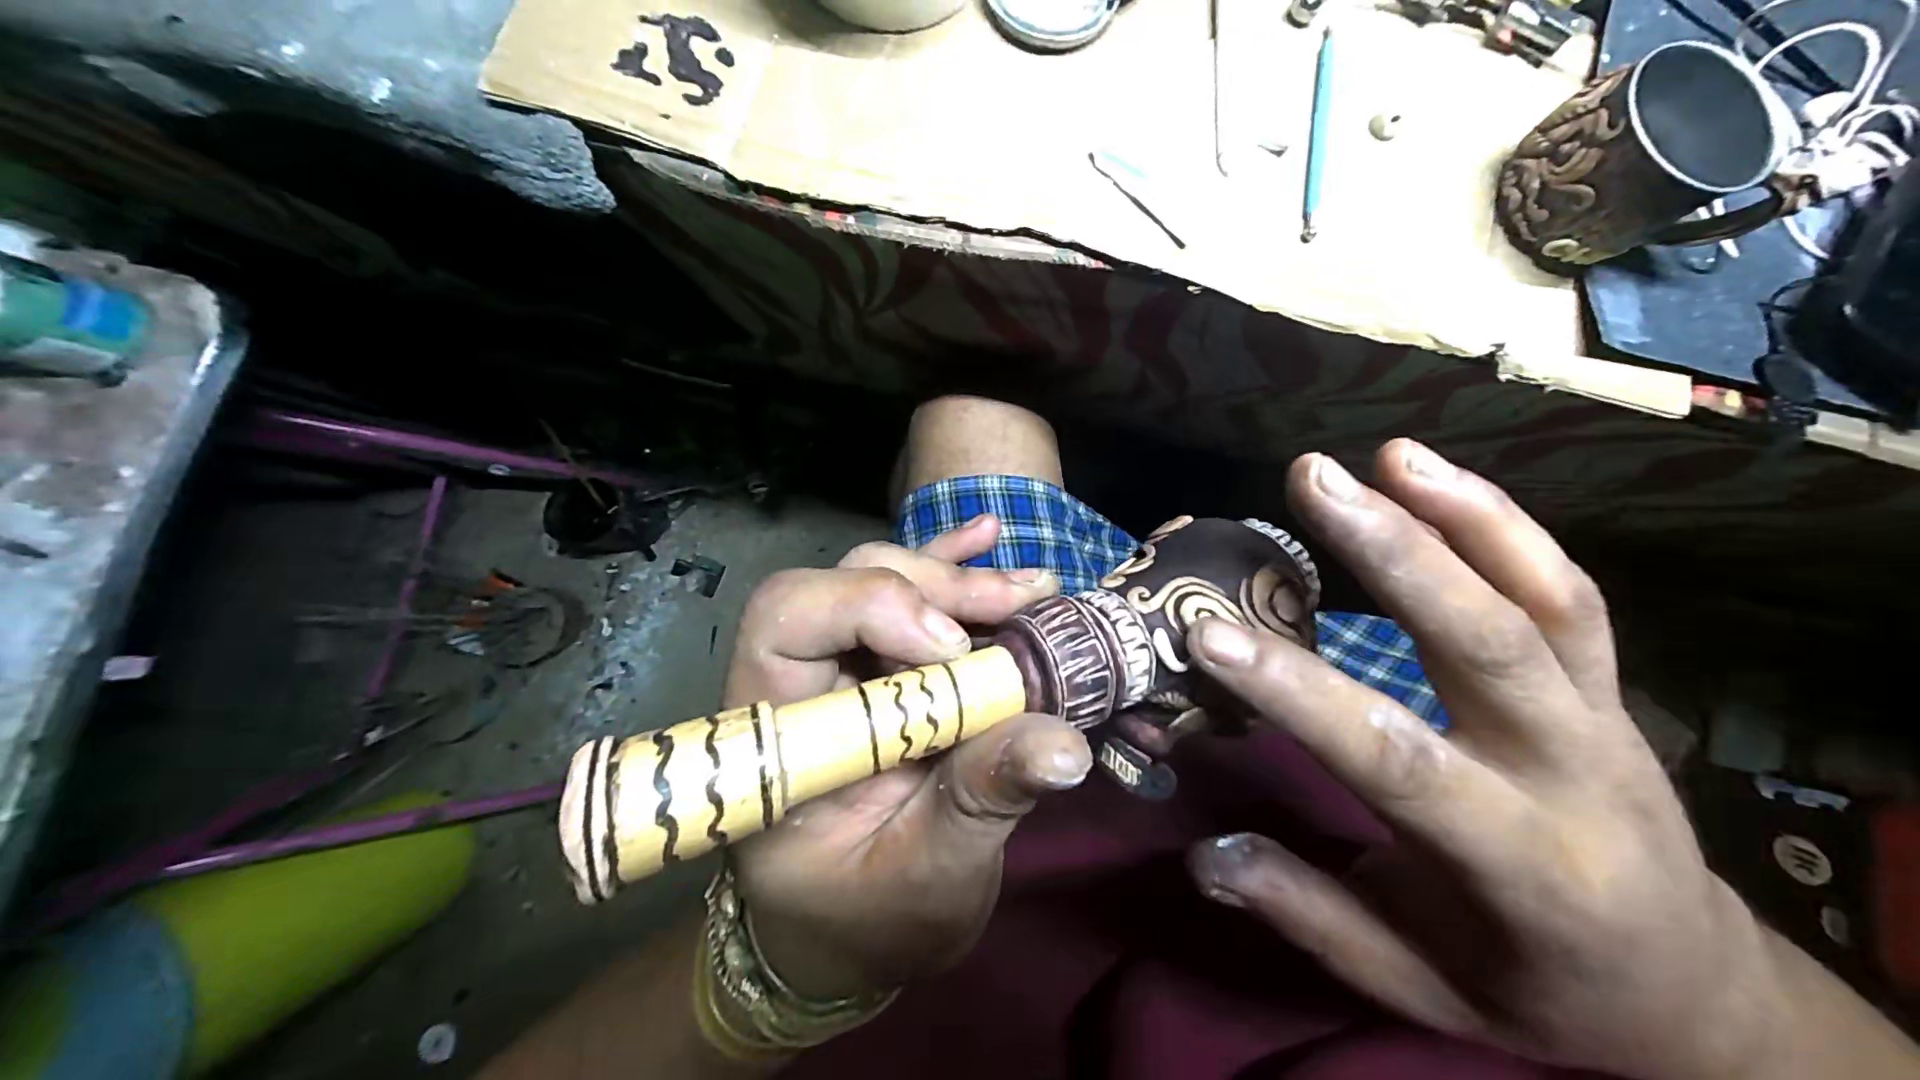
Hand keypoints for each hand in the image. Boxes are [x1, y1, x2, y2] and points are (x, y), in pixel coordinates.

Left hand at [724, 516, 1090, 1000]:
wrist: (851, 930)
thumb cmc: (866, 919)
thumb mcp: (926, 877)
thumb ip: (979, 805)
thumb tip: (1063, 745)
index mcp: (775, 734)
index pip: (786, 619)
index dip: (868, 607)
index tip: (953, 649)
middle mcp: (801, 678)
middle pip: (846, 582)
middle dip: (934, 585)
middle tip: (1018, 603)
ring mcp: (844, 664)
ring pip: (884, 577)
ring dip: (958, 578)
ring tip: (1031, 588)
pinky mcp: (886, 665)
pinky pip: (913, 597)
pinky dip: (951, 564)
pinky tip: (988, 535)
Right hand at [1182, 441, 1786, 1079]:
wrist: (1690, 984)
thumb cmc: (1536, 987)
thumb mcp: (1417, 986)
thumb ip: (1309, 913)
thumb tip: (1204, 857)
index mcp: (1523, 863)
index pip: (1394, 759)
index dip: (1298, 692)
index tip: (1210, 633)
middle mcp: (1574, 772)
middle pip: (1485, 643)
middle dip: (1390, 552)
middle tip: (1309, 479)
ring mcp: (1602, 717)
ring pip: (1543, 597)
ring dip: (1460, 512)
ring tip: (1382, 455)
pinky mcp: (1606, 686)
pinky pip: (1567, 591)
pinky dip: (1502, 524)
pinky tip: (1434, 476)